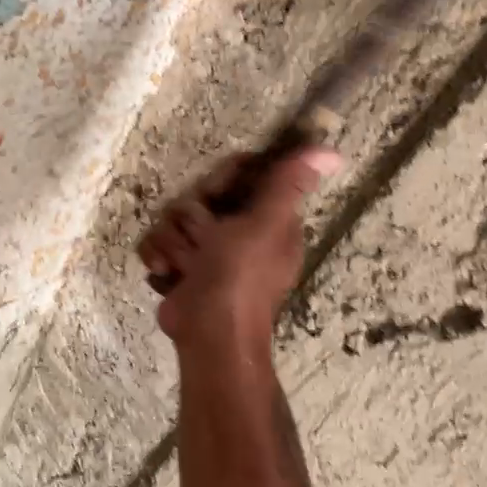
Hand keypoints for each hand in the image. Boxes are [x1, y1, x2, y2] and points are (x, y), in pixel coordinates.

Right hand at [138, 150, 340, 350]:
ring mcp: (205, 252)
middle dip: (189, 218)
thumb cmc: (241, 278)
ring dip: (171, 243)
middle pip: (195, 197)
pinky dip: (157, 259)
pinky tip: (163, 273)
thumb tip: (331, 153)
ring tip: (183, 265)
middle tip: (201, 238)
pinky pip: (155, 245)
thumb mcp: (267, 225)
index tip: (212, 196)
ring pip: (171, 221)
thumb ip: (288, 186)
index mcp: (265, 218)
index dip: (218, 181)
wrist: (210, 333)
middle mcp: (236, 232)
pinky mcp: (179, 268)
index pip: (235, 176)